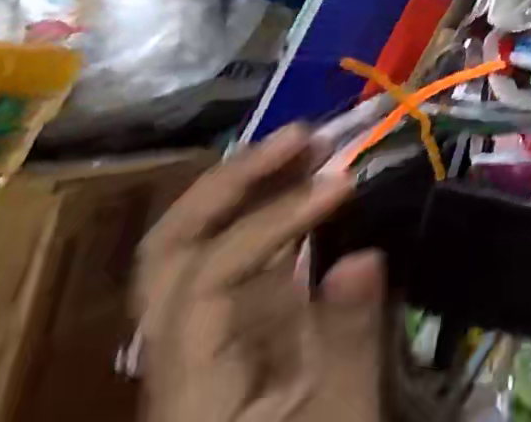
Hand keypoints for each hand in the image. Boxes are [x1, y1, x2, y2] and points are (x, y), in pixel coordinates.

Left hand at [135, 127, 384, 421]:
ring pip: (191, 246)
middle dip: (232, 181)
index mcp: (188, 383)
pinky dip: (264, 210)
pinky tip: (305, 186)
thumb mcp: (339, 419)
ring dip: (245, 185)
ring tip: (307, 144)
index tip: (342, 184)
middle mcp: (175, 349)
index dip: (273, 220)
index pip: (209, 276)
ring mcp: (203, 334)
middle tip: (302, 137)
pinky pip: (233, 255)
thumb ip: (348, 341)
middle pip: (168, 250)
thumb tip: (362, 255)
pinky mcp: (236, 328)